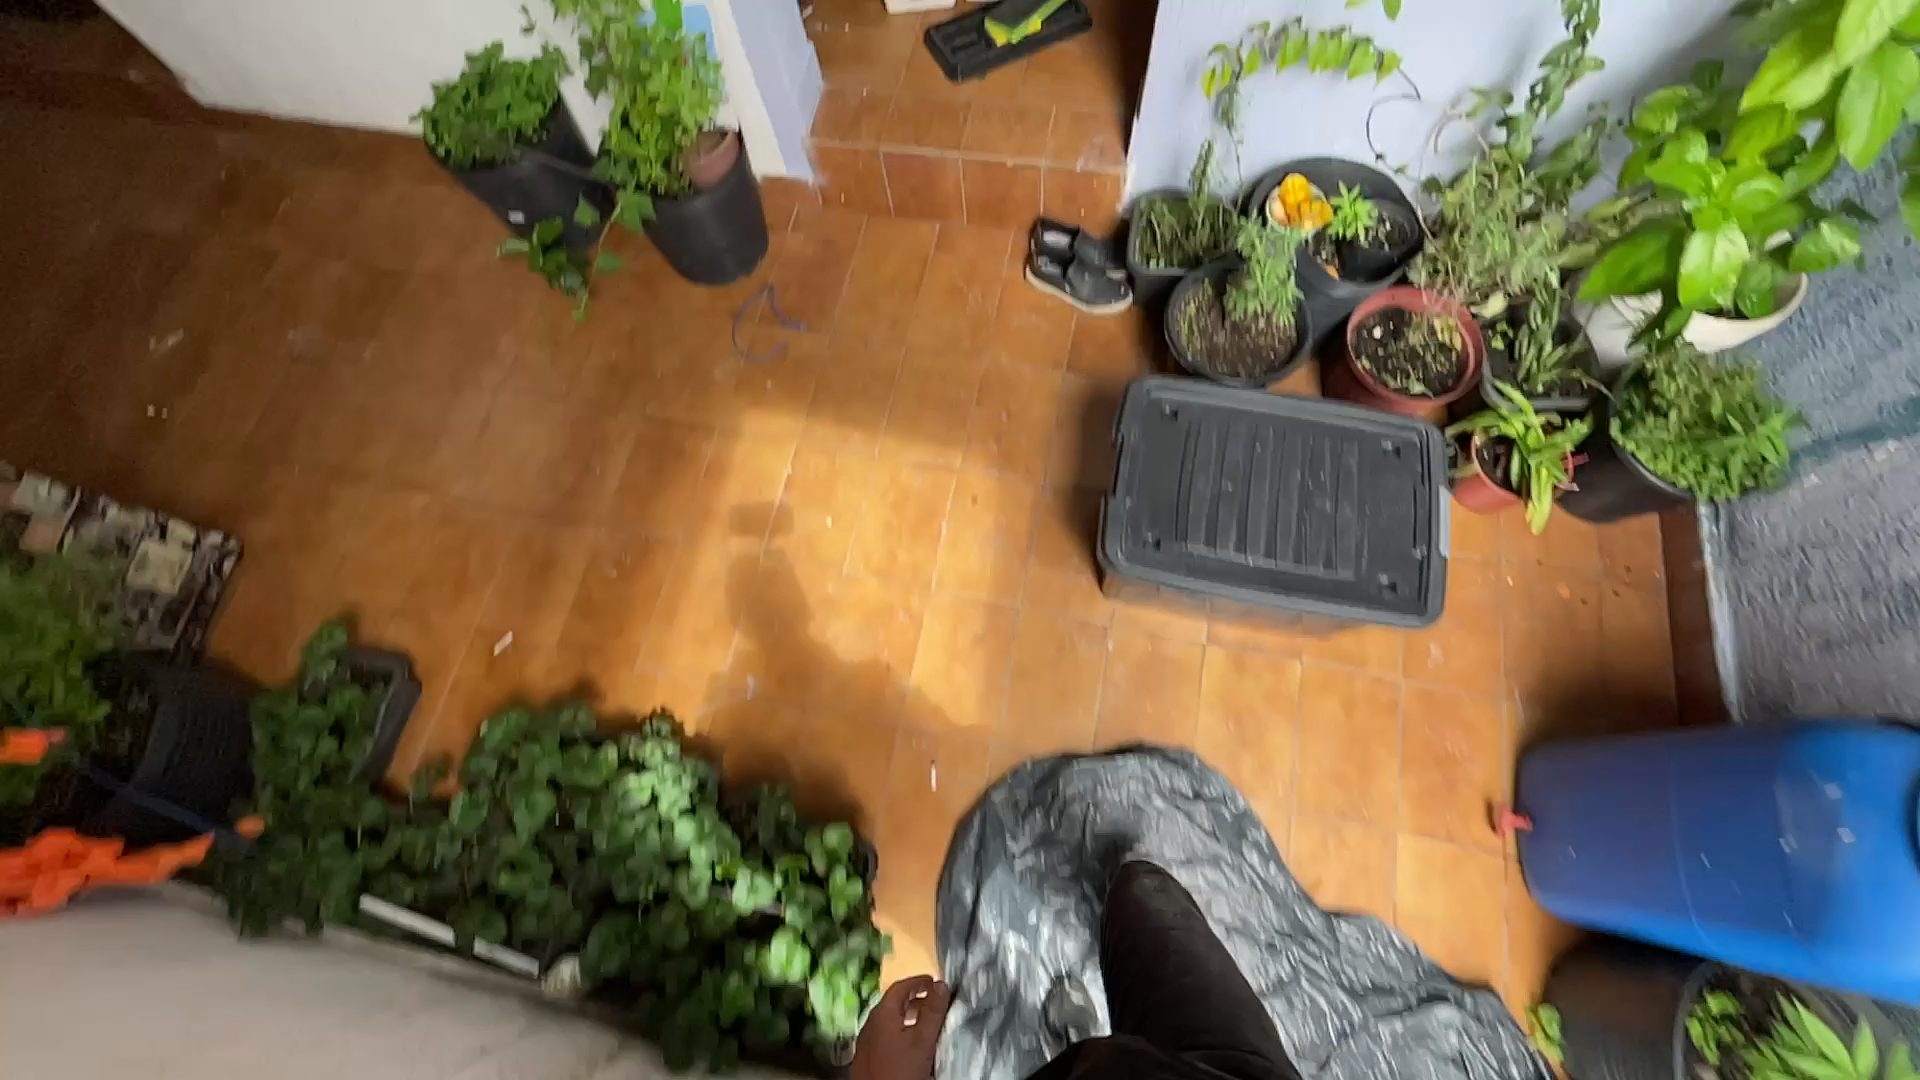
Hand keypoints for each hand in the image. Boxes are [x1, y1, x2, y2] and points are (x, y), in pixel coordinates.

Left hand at [852, 976, 950, 1079]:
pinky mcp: (865, 1058)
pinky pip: (884, 1036)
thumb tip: (941, 985)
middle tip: (932, 1002)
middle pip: (894, 1003)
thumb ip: (933, 1012)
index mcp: (882, 1013)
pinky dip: (899, 1032)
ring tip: (925, 1025)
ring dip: (907, 1017)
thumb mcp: (922, 1041)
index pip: (900, 986)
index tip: (934, 983)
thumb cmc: (900, 1071)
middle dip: (915, 999)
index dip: (918, 982)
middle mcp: (870, 1023)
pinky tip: (908, 1046)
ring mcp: (865, 1042)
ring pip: (889, 1020)